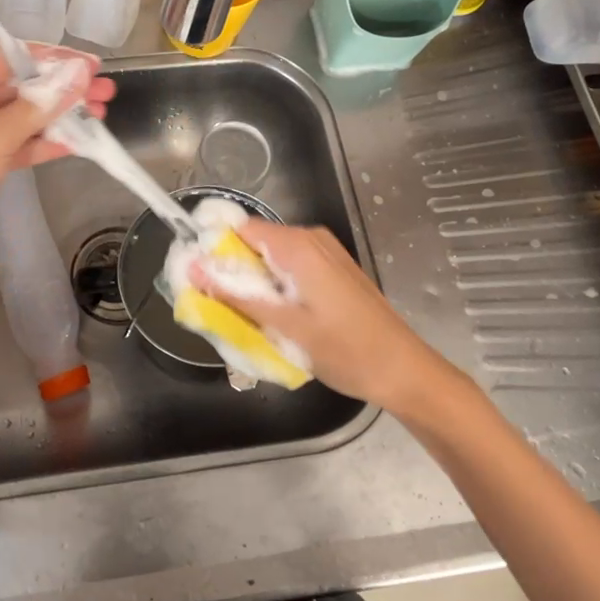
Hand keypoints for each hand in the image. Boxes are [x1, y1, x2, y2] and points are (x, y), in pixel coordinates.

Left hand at [0, 41, 116, 279]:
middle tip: (105, 91)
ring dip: (58, 116)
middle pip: (15, 84)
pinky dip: (42, 141)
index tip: (91, 65)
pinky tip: (78, 141)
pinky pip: (14, 140)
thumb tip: (79, 74)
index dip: (51, 60)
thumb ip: (38, 105)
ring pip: (19, 114)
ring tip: (101, 114)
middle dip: (60, 90)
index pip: (4, 56)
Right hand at [190, 220, 451, 409]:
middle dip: (235, 272)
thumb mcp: (285, 326)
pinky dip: (278, 289)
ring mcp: (327, 255)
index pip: (240, 229)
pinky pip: (293, 269)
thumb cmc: (346, 350)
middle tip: (222, 309)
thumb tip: (194, 268)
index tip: (199, 279)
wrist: (405, 371)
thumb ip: (237, 295)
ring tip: (250, 320)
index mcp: (299, 246)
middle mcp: (312, 240)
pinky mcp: (335, 271)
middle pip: (256, 243)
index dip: (216, 250)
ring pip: (274, 259)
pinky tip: (279, 321)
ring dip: (257, 285)